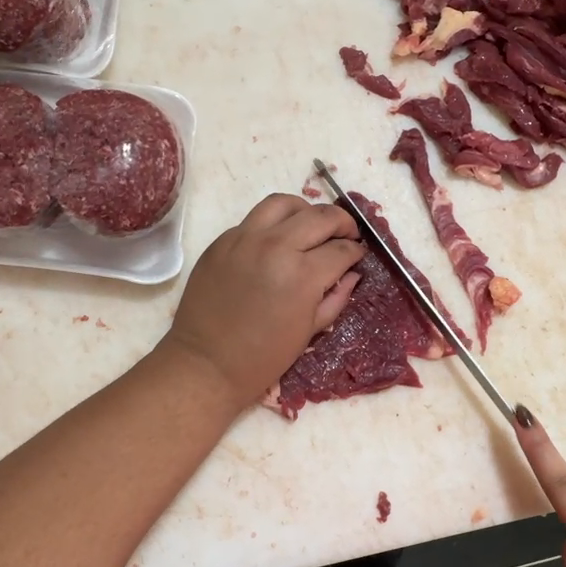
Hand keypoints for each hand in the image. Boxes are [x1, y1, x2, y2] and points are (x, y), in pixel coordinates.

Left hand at [160, 194, 365, 408]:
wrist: (207, 363)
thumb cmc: (264, 357)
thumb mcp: (310, 331)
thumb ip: (336, 297)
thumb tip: (351, 273)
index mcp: (303, 274)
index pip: (341, 249)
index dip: (356, 251)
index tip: (358, 255)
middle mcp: (276, 246)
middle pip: (320, 216)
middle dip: (341, 223)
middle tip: (346, 234)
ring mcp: (244, 239)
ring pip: (284, 203)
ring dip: (305, 211)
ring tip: (310, 226)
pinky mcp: (221, 241)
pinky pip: (253, 220)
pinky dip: (272, 225)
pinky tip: (276, 243)